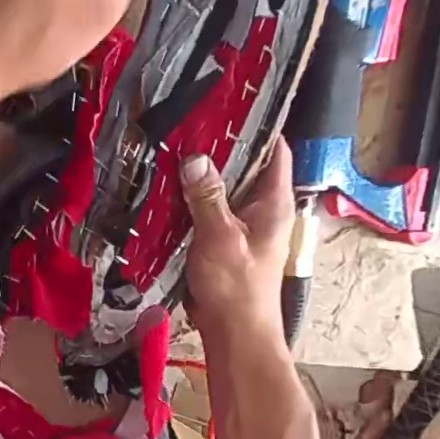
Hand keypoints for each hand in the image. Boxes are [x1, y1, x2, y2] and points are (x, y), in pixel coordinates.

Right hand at [182, 139, 292, 340]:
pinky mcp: (220, 241)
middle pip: (242, 167)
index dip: (256, 125)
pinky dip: (189, 201)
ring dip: (199, 176)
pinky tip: (165, 189)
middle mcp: (260, 209)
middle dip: (217, 148)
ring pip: (220, 189)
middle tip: (186, 124)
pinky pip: (205, 212)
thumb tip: (195, 159)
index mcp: (273, 203)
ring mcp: (240, 226)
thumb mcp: (221, 238)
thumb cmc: (237, 288)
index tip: (228, 104)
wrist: (233, 334)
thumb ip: (208, 198)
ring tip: (171, 149)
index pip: (274, 150)